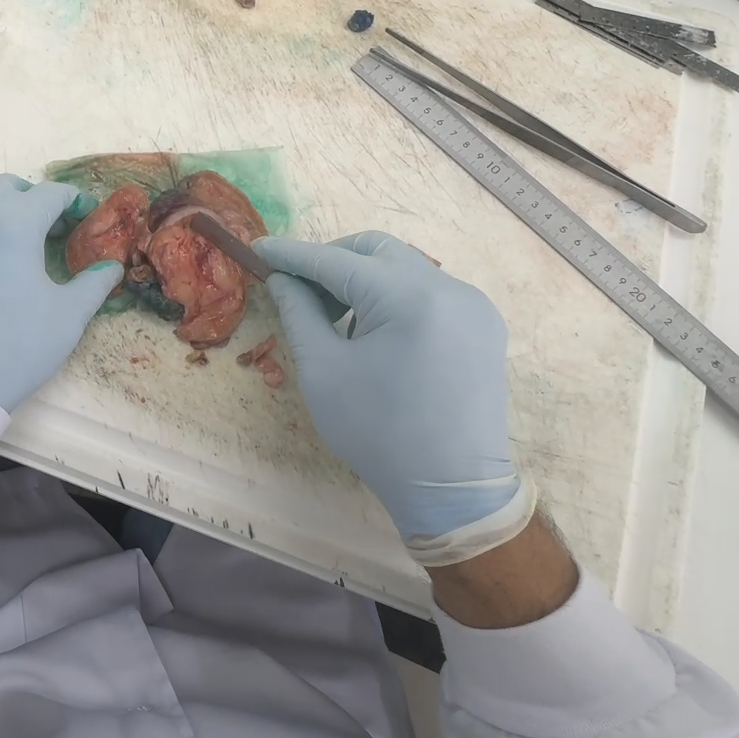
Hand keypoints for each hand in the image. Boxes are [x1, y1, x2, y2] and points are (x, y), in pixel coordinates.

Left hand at [0, 175, 122, 410]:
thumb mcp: (67, 316)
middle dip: (32, 199)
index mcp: (14, 223)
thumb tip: (110, 268)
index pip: (50, 193)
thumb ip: (93, 284)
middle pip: (7, 188)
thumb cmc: (16, 346)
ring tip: (13, 251)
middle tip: (49, 229)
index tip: (85, 218)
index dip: (73, 201)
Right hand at [253, 232, 528, 561]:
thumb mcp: (322, 369)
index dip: (291, 254)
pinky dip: (389, 296)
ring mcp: (472, 305)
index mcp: (409, 299)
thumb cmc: (376, 431)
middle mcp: (449, 289)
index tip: (257, 248)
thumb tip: (282, 278)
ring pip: (402, 267)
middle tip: (295, 288)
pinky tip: (370, 332)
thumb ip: (298, 312)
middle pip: (375, 250)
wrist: (451, 488)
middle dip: (329, 260)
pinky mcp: (481, 324)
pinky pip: (425, 290)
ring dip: (359, 279)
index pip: (335, 261)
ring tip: (332, 319)